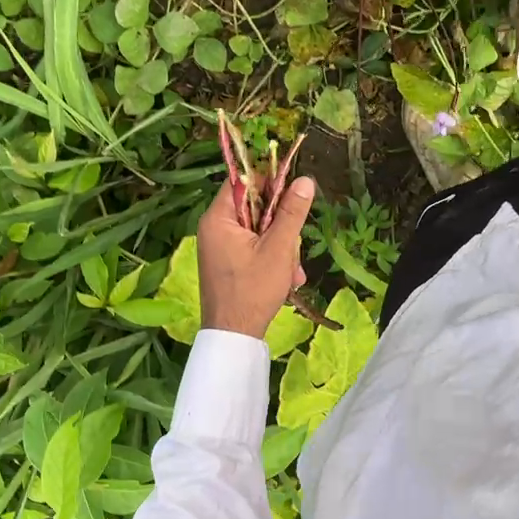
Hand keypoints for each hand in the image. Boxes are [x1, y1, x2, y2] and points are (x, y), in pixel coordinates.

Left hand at [196, 176, 314, 338]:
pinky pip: (253, 249)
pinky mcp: (227, 264)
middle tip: (295, 243)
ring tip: (293, 271)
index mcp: (218, 219)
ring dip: (281, 247)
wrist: (234, 338)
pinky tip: (288, 279)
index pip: (242, 181)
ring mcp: (219, 248)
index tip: (292, 191)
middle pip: (253, 208)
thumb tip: (305, 180)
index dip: (268, 182)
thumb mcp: (279, 249)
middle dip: (280, 226)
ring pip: (258, 231)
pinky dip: (271, 260)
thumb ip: (292, 212)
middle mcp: (213, 229)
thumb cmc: (253, 290)